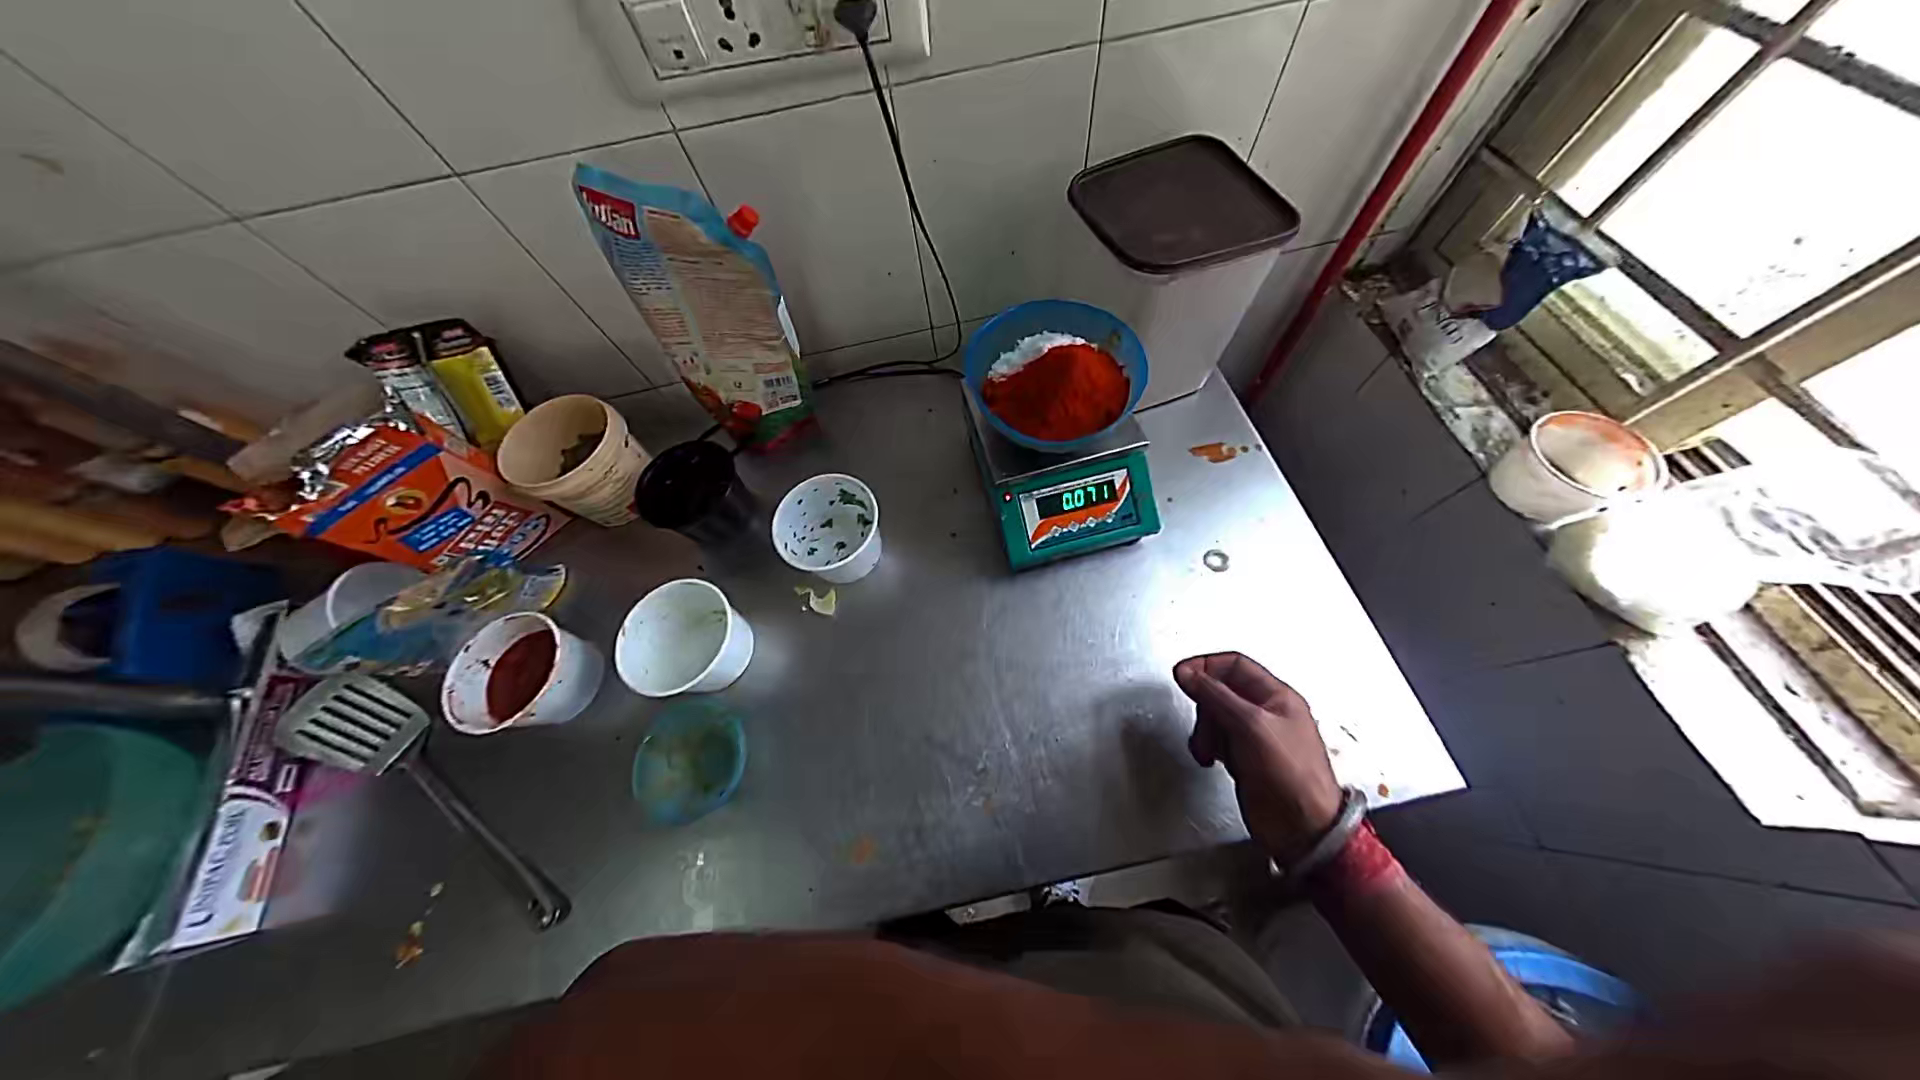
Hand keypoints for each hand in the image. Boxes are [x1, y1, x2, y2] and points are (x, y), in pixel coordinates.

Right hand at [1173, 652, 1341, 860]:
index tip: (1183, 675)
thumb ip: (1215, 695)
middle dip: (1204, 706)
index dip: (1205, 666)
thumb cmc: (1292, 776)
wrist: (1302, 828)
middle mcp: (1266, 713)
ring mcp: (1255, 737)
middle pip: (1220, 691)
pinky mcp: (1245, 759)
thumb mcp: (1249, 724)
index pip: (1234, 665)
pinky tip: (1212, 759)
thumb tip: (1188, 673)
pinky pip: (1217, 741)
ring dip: (1205, 730)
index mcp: (1277, 696)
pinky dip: (1208, 747)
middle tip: (1203, 723)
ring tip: (1208, 748)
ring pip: (1215, 717)